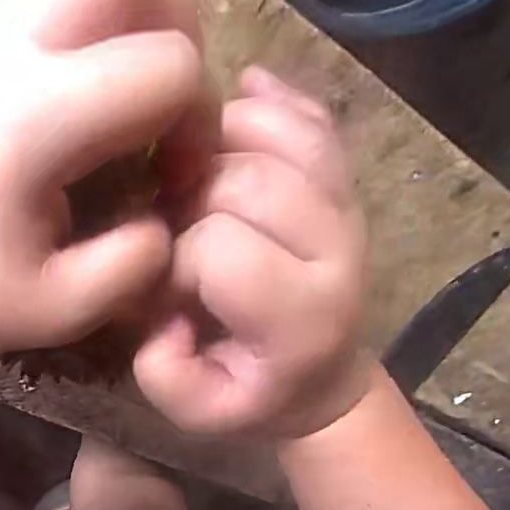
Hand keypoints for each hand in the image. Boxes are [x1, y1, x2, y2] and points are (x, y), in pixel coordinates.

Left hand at [0, 0, 211, 357]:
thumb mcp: (70, 307)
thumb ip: (144, 256)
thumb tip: (172, 206)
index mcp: (35, 121)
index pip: (166, 66)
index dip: (199, 120)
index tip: (173, 175)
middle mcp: (0, 52)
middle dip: (177, 27)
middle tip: (171, 100)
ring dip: (129, 8)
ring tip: (130, 82)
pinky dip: (80, 12)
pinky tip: (80, 79)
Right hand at [133, 67, 374, 438]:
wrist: (321, 380)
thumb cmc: (254, 397)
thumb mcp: (196, 412)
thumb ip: (163, 371)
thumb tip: (161, 304)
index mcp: (301, 317)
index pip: (219, 247)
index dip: (173, 257)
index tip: (163, 286)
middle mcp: (336, 251)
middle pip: (247, 182)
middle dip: (187, 199)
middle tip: (168, 227)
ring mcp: (349, 210)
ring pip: (283, 136)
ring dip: (218, 140)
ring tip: (183, 173)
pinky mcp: (346, 187)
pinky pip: (314, 122)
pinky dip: (271, 102)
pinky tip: (239, 96)